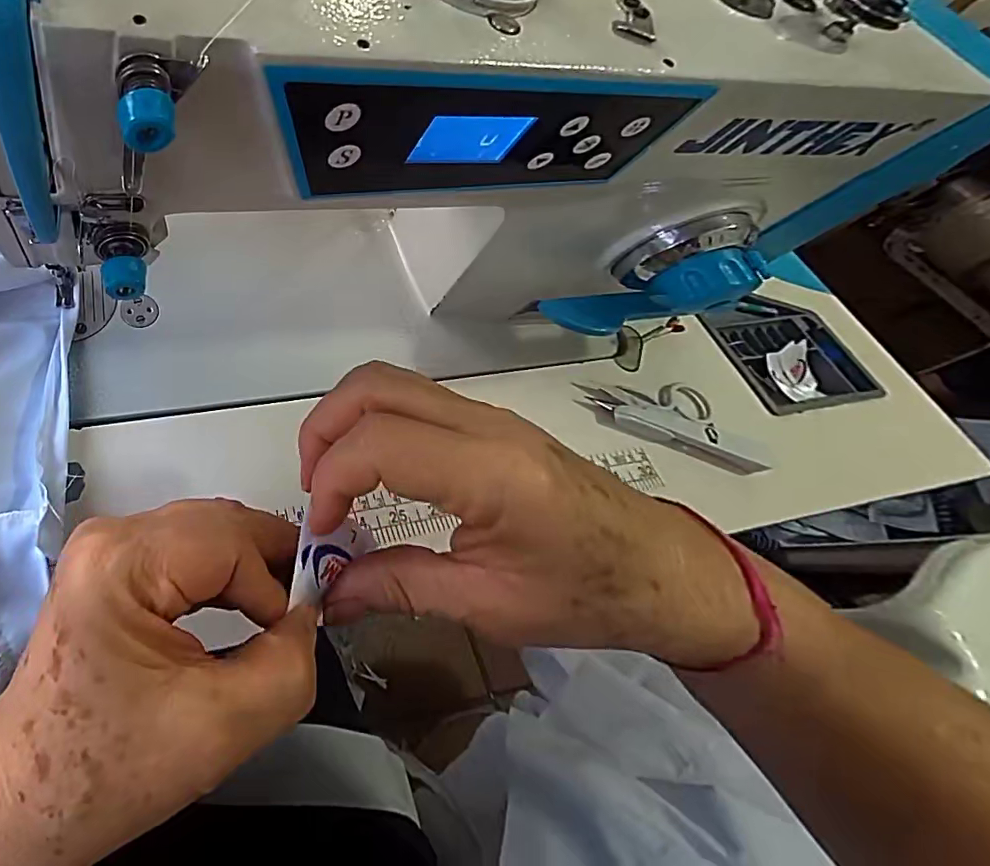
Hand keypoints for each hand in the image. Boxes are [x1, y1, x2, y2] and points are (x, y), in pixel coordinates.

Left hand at [0, 499, 318, 865]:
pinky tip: (241, 602)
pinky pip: (176, 548)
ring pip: (197, 530)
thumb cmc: (110, 763)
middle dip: (268, 558)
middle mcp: (106, 536)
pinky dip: (216, 570)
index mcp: (121, 560)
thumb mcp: (220, 725)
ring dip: (245, 562)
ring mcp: (99, 546)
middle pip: (211, 522)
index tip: (301, 630)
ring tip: (282, 608)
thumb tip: (309, 617)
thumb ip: (287, 665)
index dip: (275, 580)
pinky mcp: (103, 566)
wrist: (30, 787)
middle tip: (311, 603)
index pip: (227, 538)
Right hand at [296, 361, 757, 667]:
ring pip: (383, 382)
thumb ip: (399, 587)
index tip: (324, 530)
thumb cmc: (592, 596)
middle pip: (369, 388)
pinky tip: (370, 469)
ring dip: (340, 420)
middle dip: (321, 432)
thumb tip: (330, 592)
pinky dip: (367, 421)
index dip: (330, 481)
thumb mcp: (490, 606)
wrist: (676, 575)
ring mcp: (484, 414)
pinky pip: (405, 396)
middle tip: (313, 488)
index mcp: (491, 473)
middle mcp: (483, 425)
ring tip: (332, 476)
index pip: (377, 444)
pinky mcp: (483, 418)